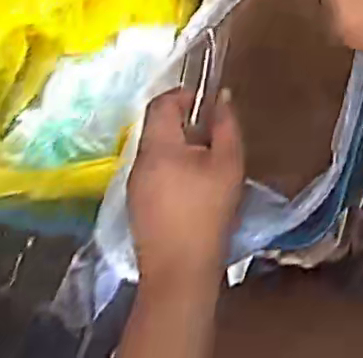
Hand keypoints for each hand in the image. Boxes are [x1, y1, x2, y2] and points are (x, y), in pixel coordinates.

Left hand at [127, 88, 244, 287]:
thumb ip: (225, 124)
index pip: (159, 105)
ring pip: (156, 149)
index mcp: (158, 149)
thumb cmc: (208, 208)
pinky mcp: (137, 203)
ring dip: (181, 143)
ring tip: (210, 157)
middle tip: (216, 131)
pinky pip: (154, 169)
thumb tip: (221, 96)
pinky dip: (174, 163)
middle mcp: (138, 164)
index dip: (183, 94)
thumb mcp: (229, 160)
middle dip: (186, 121)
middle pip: (157, 127)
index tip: (208, 101)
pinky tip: (196, 182)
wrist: (181, 268)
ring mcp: (133, 186)